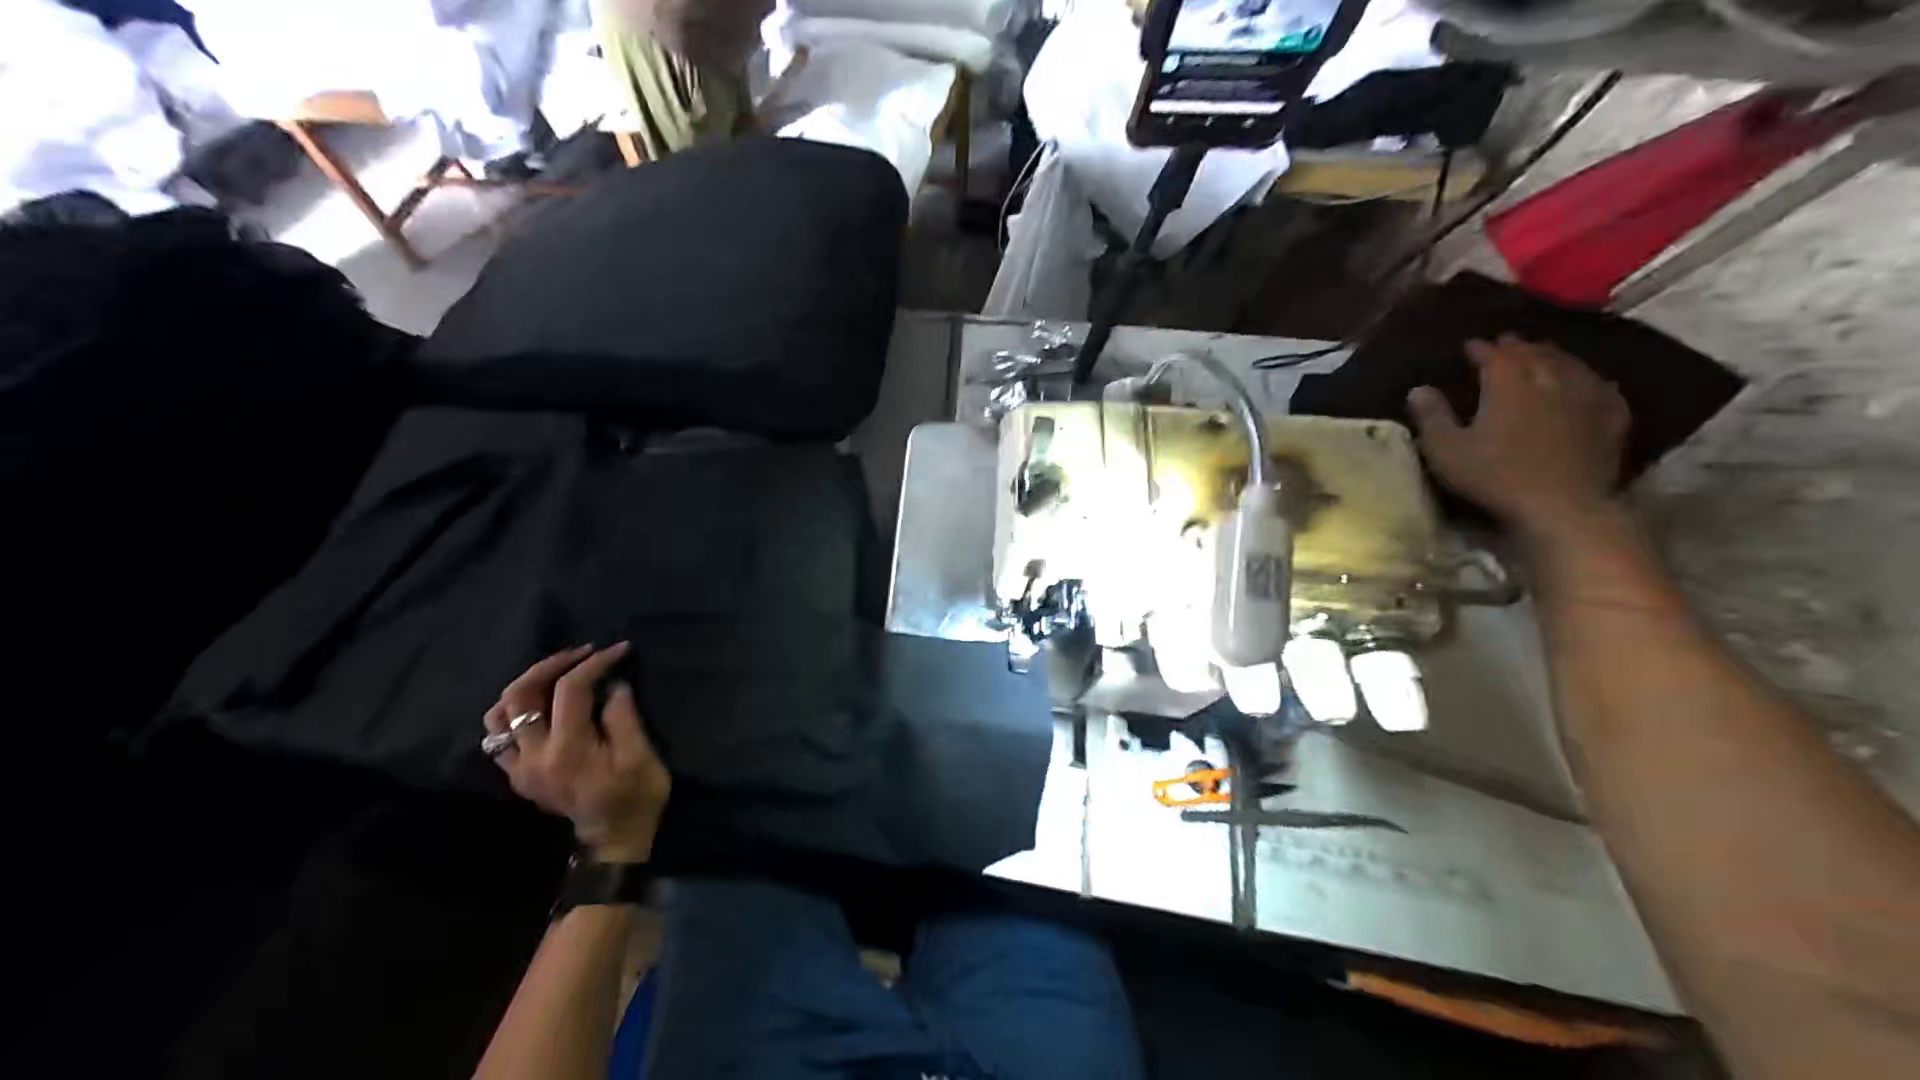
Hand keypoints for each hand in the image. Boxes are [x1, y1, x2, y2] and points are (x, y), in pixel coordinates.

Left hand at [484, 642, 671, 862]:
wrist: (615, 838)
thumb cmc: (636, 796)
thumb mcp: (641, 757)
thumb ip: (624, 718)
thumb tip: (613, 685)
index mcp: (567, 750)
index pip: (571, 690)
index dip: (595, 663)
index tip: (619, 650)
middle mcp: (533, 757)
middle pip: (521, 694)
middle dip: (551, 665)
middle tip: (582, 653)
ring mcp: (519, 768)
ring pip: (499, 714)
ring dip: (526, 685)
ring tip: (557, 673)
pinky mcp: (517, 774)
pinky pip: (498, 735)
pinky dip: (513, 711)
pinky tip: (540, 703)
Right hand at [1406, 335, 1631, 541]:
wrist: (1561, 504)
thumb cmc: (1493, 476)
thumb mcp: (1446, 450)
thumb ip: (1431, 417)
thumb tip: (1419, 388)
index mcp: (1508, 385)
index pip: (1494, 356)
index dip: (1481, 348)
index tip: (1469, 345)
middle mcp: (1549, 380)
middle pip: (1534, 354)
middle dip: (1517, 347)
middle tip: (1505, 343)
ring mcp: (1586, 396)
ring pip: (1569, 364)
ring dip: (1552, 356)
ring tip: (1541, 354)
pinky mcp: (1610, 417)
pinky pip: (1601, 386)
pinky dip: (1587, 377)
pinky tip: (1586, 381)